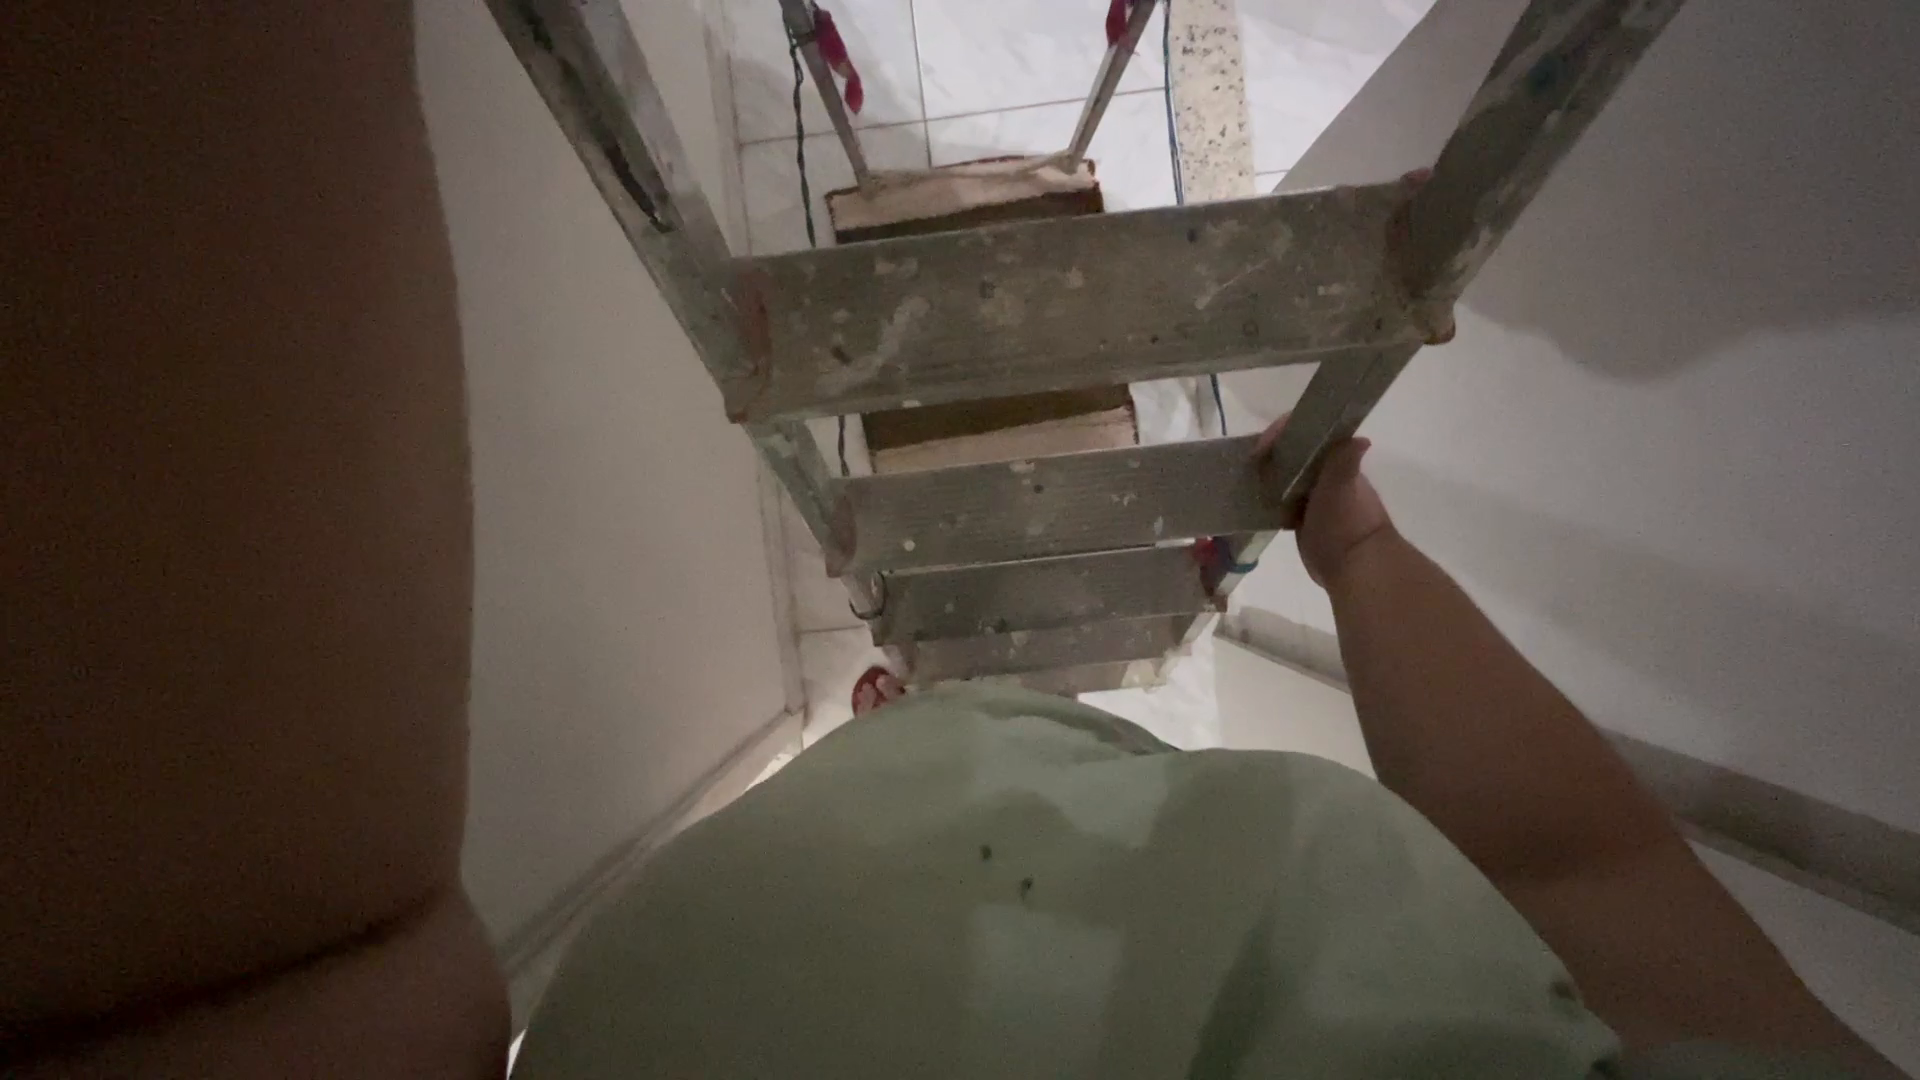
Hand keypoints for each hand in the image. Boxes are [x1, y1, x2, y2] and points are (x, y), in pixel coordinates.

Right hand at [1257, 414, 1393, 588]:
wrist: (1354, 567)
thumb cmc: (1347, 524)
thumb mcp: (1342, 489)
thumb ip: (1343, 462)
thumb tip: (1360, 439)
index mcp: (1334, 460)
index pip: (1306, 431)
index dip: (1282, 432)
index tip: (1262, 449)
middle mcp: (1323, 472)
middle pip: (1291, 450)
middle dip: (1269, 453)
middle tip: (1249, 464)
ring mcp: (1311, 494)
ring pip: (1283, 474)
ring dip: (1265, 475)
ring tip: (1246, 480)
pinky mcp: (1300, 516)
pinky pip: (1278, 499)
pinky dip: (1265, 498)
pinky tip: (1252, 502)